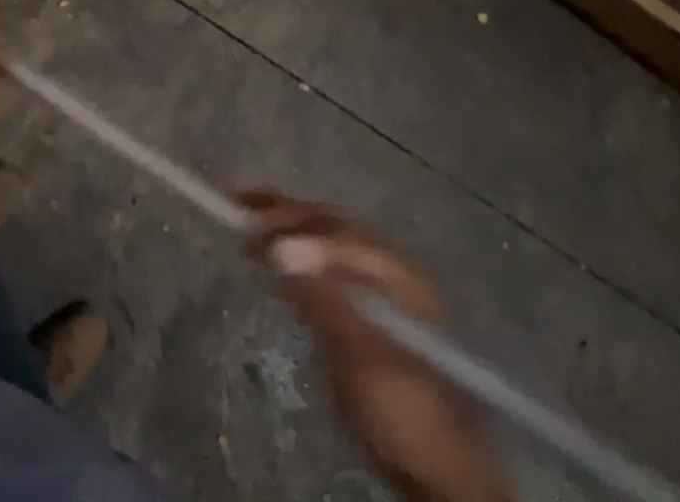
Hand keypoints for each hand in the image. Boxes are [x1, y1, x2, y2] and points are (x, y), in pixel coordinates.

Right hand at [241, 192, 507, 501]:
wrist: (439, 472)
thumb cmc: (402, 408)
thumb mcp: (361, 354)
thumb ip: (323, 299)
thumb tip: (280, 247)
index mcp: (395, 275)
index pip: (334, 228)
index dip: (287, 217)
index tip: (241, 216)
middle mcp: (392, 277)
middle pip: (335, 229)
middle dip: (288, 214)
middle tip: (240, 207)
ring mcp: (383, 301)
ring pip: (332, 249)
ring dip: (293, 233)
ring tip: (254, 231)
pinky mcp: (371, 326)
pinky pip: (331, 275)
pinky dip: (301, 262)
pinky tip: (284, 272)